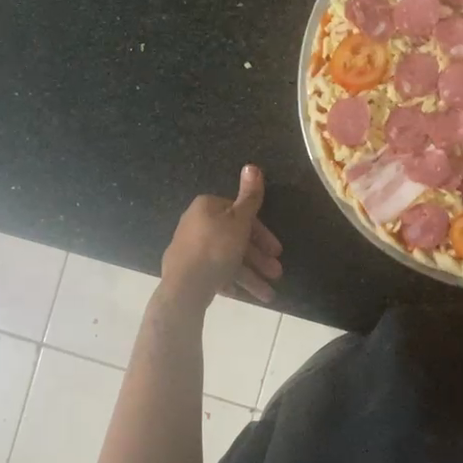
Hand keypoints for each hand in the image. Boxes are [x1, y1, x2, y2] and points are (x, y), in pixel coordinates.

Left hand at [160, 165, 283, 308]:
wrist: (185, 286)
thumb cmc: (216, 248)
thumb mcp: (239, 220)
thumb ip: (250, 197)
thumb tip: (252, 165)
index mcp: (207, 207)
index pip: (240, 215)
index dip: (262, 233)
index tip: (277, 250)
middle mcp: (196, 224)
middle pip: (235, 239)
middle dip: (259, 259)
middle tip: (277, 273)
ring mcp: (191, 250)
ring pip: (229, 260)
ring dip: (252, 276)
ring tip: (268, 294)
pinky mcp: (189, 271)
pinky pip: (217, 273)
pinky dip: (235, 283)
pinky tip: (250, 297)